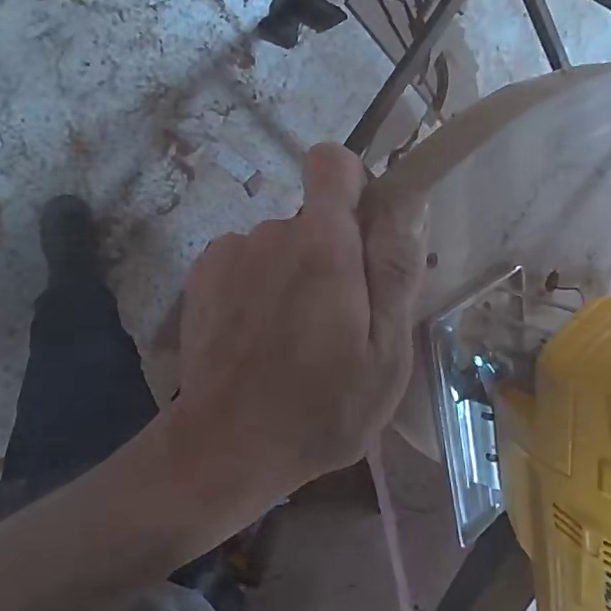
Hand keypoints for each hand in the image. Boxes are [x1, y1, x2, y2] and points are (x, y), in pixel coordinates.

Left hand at [174, 143, 426, 497]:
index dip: (355, 187)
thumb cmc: (322, 408)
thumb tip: (408, 201)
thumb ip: (396, 268)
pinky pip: (248, 262)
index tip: (367, 235)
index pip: (333, 162)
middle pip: (315, 217)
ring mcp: (230, 253)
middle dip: (335, 253)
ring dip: (296, 276)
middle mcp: (272, 232)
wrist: (225, 448)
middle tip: (341, 321)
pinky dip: (259, 287)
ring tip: (297, 340)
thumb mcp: (386, 350)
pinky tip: (260, 338)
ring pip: (282, 244)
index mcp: (323, 244)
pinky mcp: (202, 278)